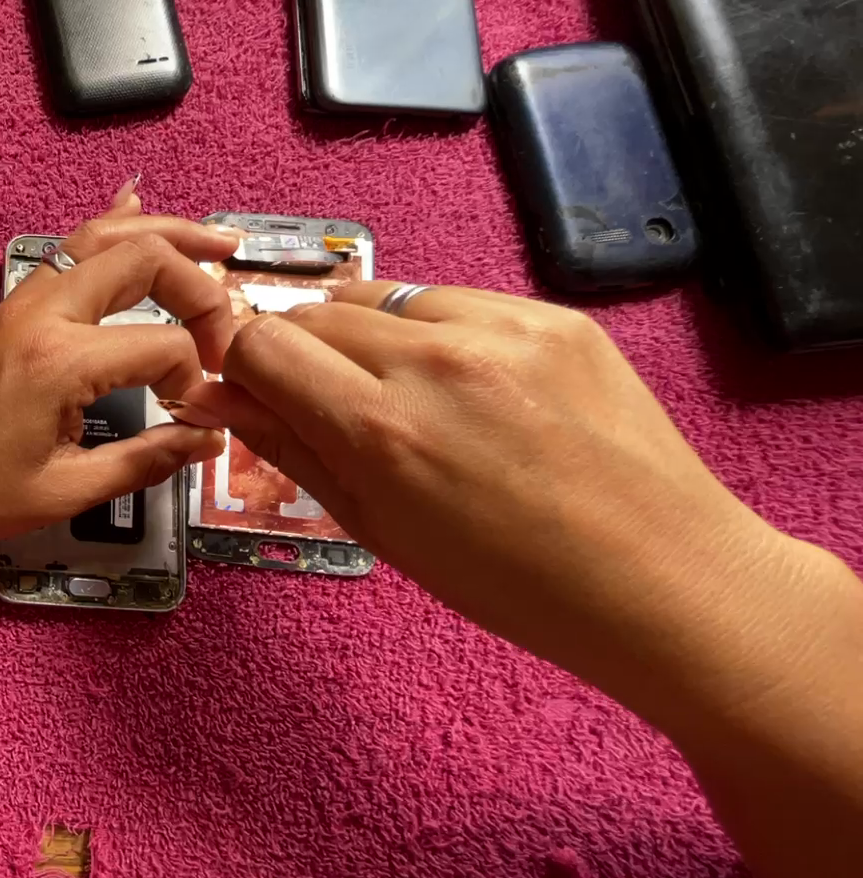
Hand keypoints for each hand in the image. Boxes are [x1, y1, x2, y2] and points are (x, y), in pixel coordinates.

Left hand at [0, 182, 242, 551]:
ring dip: (162, 235)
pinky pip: (67, 253)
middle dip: (198, 280)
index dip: (193, 378)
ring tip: (216, 244)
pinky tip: (134, 212)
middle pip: (141, 255)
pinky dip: (110, 233)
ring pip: (100, 237)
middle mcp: (41, 314)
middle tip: (231, 316)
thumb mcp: (63, 492)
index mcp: (59, 361)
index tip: (191, 414)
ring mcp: (18, 304)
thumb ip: (144, 461)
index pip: (163, 344)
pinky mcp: (6, 311)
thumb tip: (207, 439)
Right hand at [180, 282, 789, 674]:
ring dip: (352, 337)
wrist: (662, 579)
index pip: (260, 345)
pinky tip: (452, 381)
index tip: (249, 391)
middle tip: (314, 400)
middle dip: (290, 353)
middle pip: (309, 315)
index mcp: (380, 429)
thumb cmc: (495, 576)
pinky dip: (419, 332)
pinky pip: (443, 300)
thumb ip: (284, 444)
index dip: (239, 365)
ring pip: (371, 298)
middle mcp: (434, 360)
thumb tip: (216, 397)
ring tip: (387, 389)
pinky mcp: (552, 315)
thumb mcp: (367, 522)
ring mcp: (502, 328)